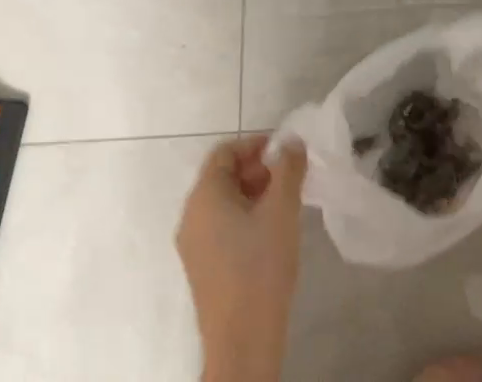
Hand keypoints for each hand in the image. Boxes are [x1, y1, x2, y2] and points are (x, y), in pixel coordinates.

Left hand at [176, 136, 307, 380]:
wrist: (243, 339)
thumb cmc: (261, 266)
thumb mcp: (282, 210)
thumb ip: (288, 169)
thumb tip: (290, 142)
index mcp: (203, 196)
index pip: (224, 152)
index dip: (256, 145)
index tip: (287, 154)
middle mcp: (190, 216)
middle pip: (222, 176)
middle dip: (258, 170)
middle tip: (291, 180)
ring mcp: (193, 244)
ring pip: (223, 203)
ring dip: (254, 195)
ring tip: (287, 206)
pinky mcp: (202, 266)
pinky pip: (221, 226)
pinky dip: (246, 218)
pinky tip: (272, 234)